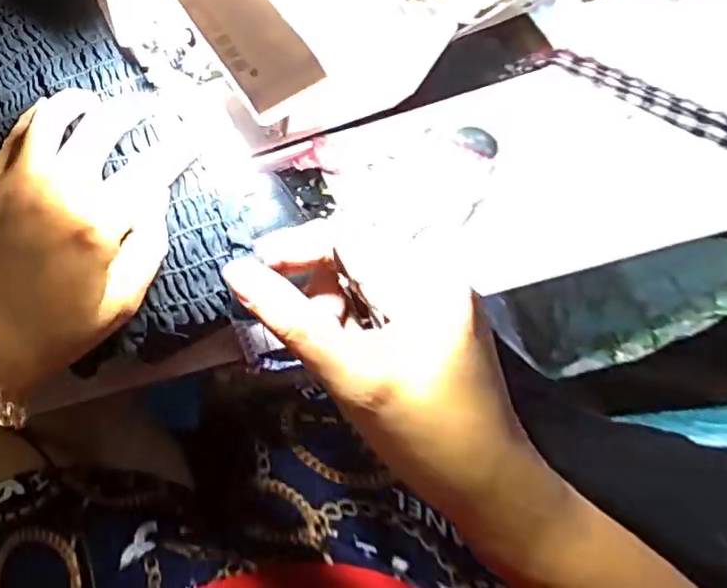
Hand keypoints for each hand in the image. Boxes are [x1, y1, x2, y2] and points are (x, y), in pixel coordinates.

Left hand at [0, 90, 197, 395]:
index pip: (151, 166)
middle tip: (150, 105)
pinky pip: (19, 129)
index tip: (194, 132)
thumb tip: (156, 194)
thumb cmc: (59, 328)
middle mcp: (60, 186)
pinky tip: (56, 118)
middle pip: (106, 124)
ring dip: (84, 101)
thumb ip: (150, 244)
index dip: (179, 145)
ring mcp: (20, 176)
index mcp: (97, 221)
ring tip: (98, 104)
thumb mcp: (122, 300)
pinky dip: (43, 114)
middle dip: (137, 108)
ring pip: (56, 113)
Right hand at [221, 128, 536, 510]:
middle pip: (350, 248)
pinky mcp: (432, 311)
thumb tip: (234, 272)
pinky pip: (372, 288)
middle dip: (311, 278)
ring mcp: (436, 291)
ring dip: (327, 295)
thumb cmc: (424, 435)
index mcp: (424, 279)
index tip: (254, 270)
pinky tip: (344, 342)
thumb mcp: (348, 375)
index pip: (344, 234)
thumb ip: (288, 318)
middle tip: (284, 310)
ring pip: (357, 268)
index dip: (293, 247)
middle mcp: (434, 272)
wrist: (492, 492)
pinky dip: (346, 308)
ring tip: (322, 338)